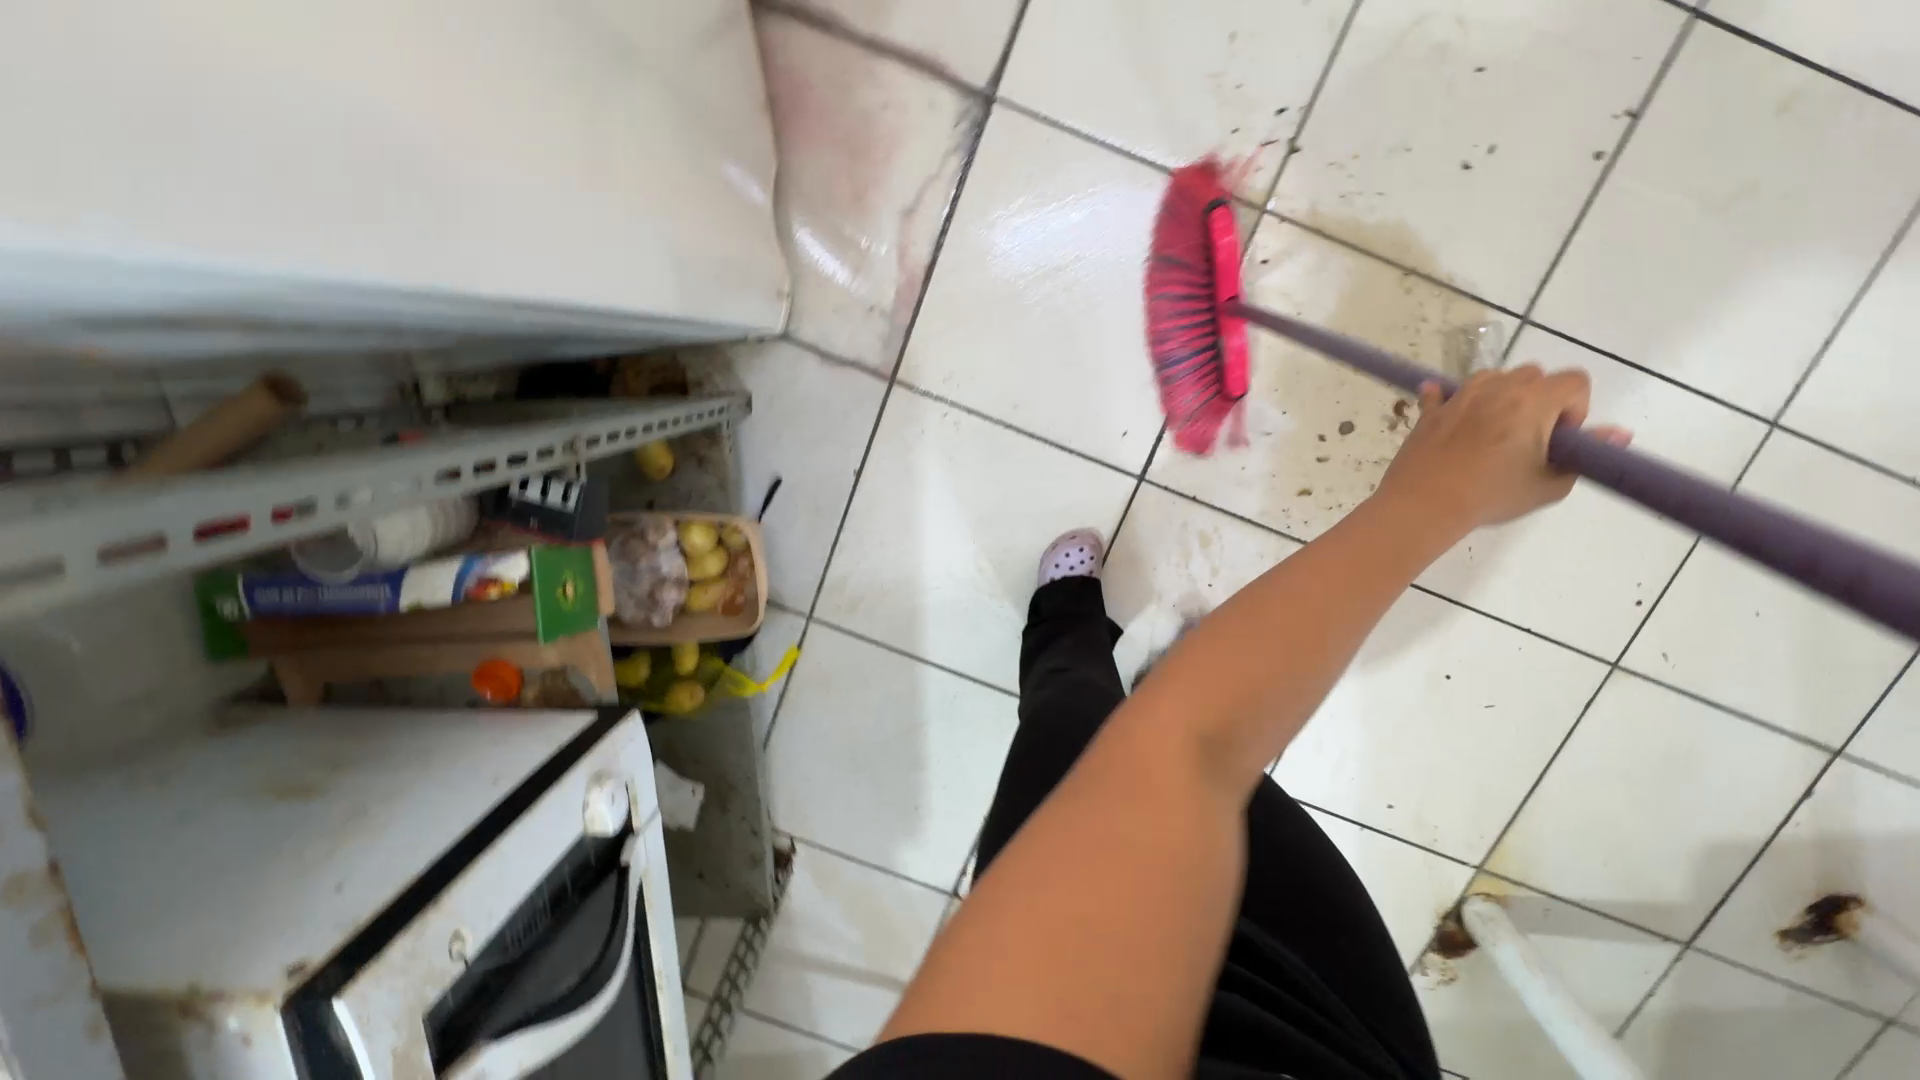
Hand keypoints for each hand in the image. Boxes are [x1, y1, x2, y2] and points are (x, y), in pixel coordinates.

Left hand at [1374, 365, 1631, 532]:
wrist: (1424, 503)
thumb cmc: (1492, 495)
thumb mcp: (1550, 484)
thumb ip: (1585, 455)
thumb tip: (1618, 433)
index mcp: (1532, 401)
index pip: (1575, 380)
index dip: (1576, 408)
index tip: (1559, 438)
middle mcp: (1495, 389)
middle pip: (1532, 375)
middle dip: (1539, 399)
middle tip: (1528, 437)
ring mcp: (1459, 396)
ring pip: (1491, 378)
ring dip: (1500, 395)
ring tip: (1494, 431)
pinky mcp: (1429, 411)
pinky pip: (1441, 392)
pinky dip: (1449, 399)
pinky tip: (1451, 413)